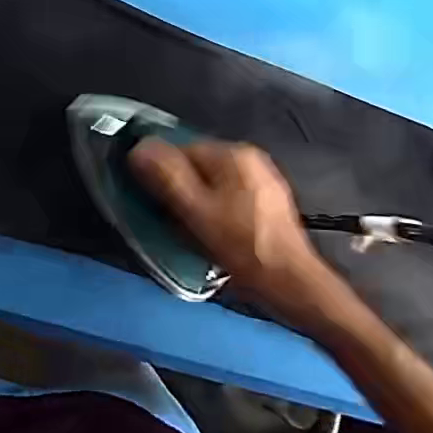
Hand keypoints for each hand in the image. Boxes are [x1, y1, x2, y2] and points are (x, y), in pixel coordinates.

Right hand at [128, 138, 327, 298]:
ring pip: (211, 182)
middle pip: (196, 165)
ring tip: (197, 231)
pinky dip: (216, 209)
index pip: (180, 149)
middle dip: (183, 190)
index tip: (159, 203)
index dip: (164, 176)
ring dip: (198, 201)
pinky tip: (217, 233)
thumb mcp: (196, 212)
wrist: (293, 284)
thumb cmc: (243, 247)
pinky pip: (228, 195)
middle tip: (179, 221)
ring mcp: (261, 178)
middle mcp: (249, 157)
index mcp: (233, 152)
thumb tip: (139, 148)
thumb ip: (166, 176)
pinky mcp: (267, 199)